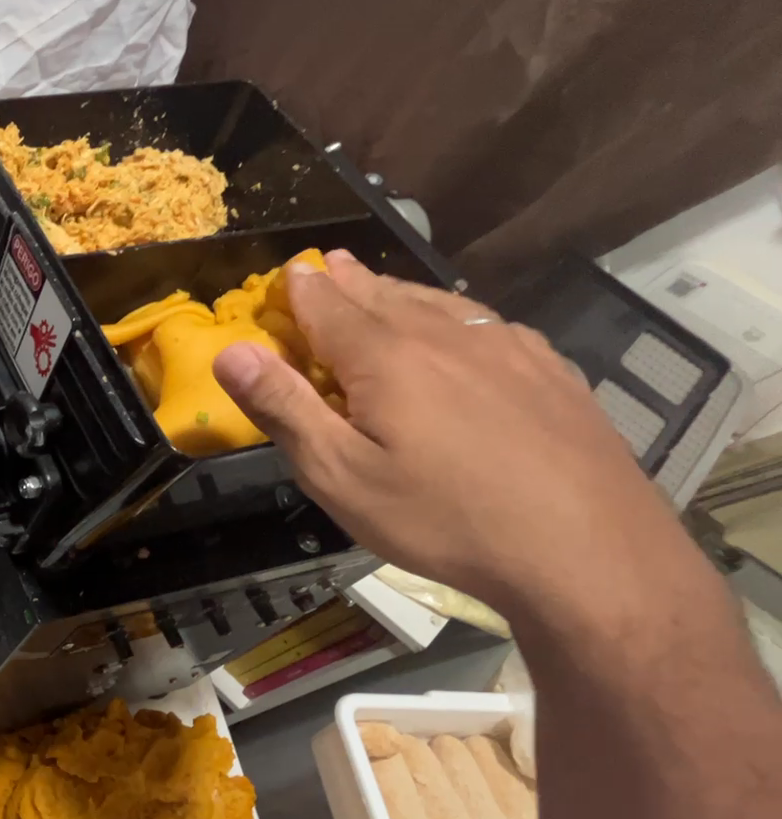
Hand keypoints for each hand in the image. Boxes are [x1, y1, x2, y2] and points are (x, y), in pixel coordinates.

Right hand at [211, 250, 681, 613]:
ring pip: (437, 303)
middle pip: (382, 295)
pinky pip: (485, 323)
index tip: (283, 273)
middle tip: (325, 266)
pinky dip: (451, 313)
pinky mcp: (549, 373)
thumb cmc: (439, 517)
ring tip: (375, 285)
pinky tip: (455, 326)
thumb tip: (230, 350)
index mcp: (386, 358)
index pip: (329, 305)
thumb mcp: (337, 474)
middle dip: (346, 281)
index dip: (300, 289)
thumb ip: (282, 407)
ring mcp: (507, 349)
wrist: (588, 552)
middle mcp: (446, 336)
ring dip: (396, 291)